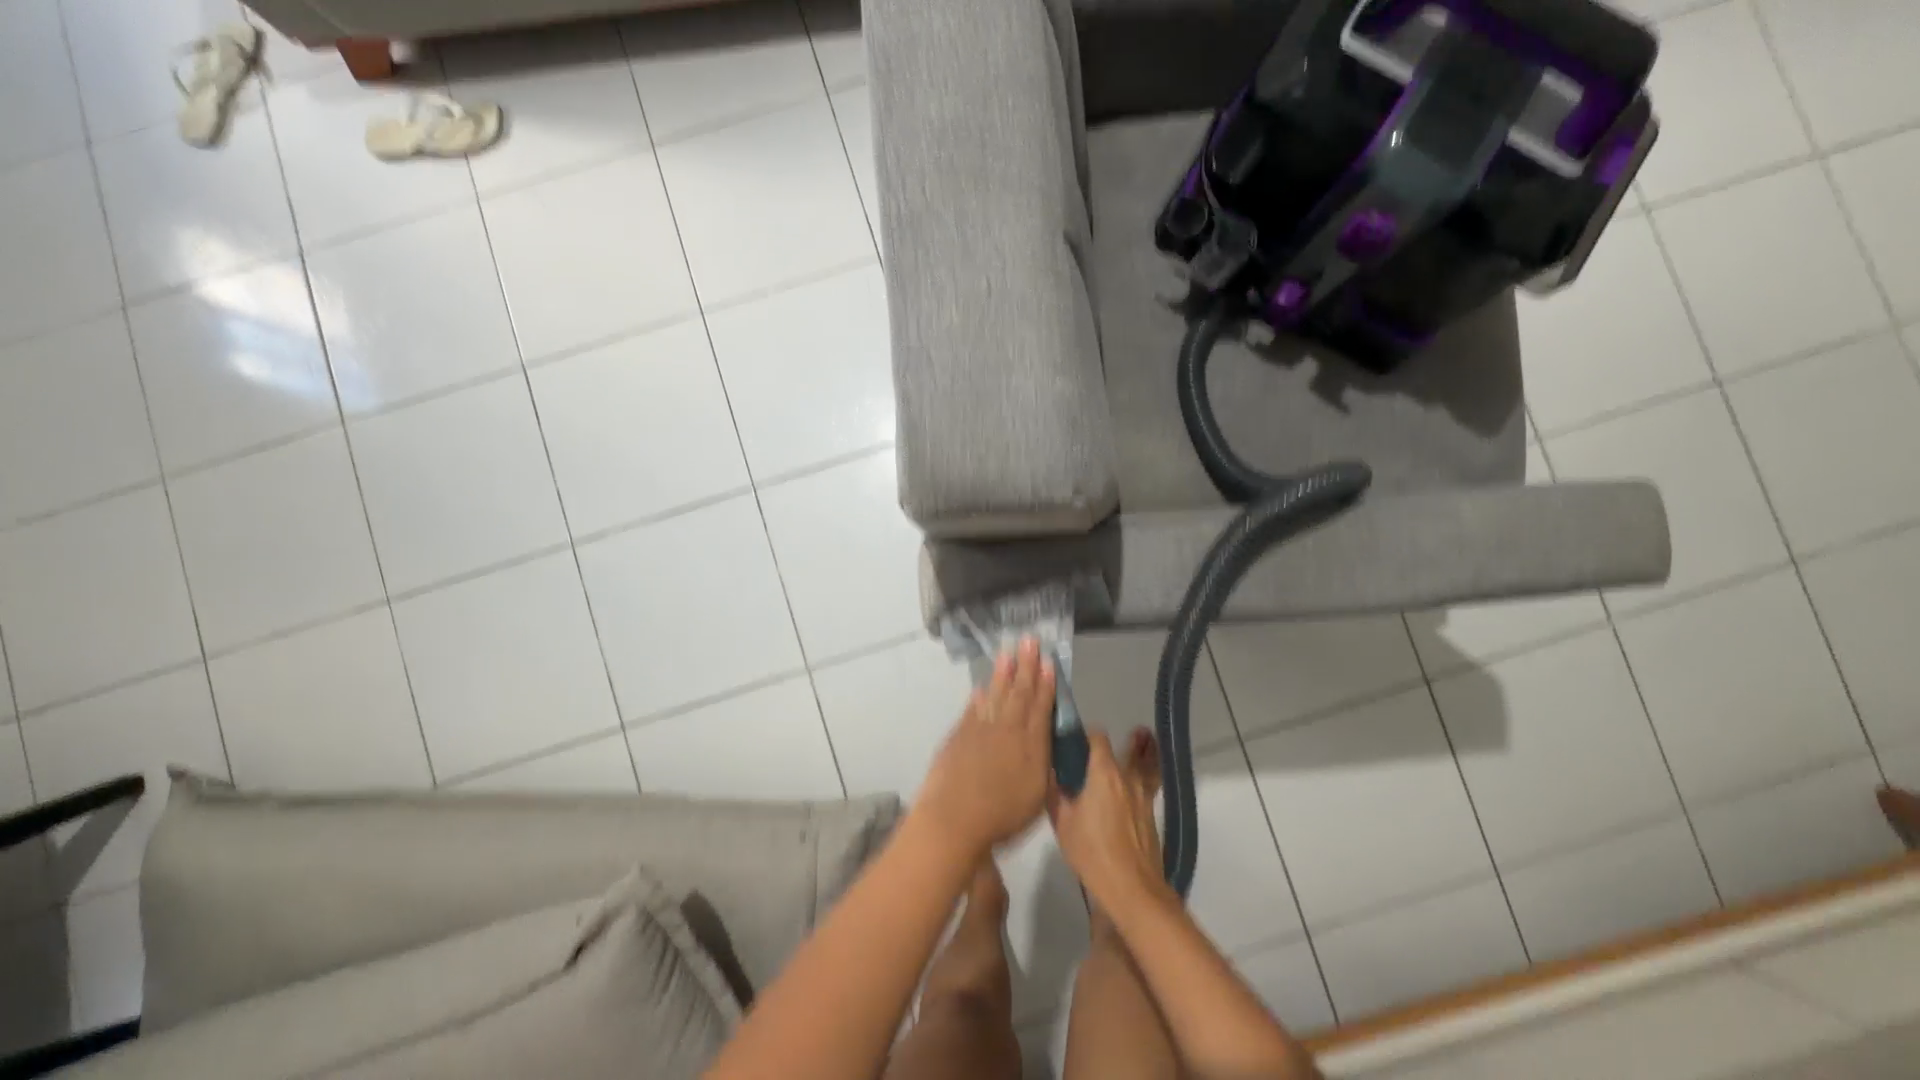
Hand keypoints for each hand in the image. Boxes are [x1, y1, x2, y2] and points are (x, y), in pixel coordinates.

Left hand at [914, 638, 1056, 859]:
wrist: (953, 820)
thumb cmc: (1002, 817)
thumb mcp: (1037, 797)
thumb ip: (1044, 767)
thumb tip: (1047, 744)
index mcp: (1031, 745)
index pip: (1041, 708)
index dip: (1046, 685)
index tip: (1048, 662)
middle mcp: (1007, 731)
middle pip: (1019, 694)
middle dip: (1026, 667)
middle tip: (1029, 641)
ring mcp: (979, 731)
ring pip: (994, 695)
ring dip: (1002, 674)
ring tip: (1007, 654)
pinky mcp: (958, 737)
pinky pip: (972, 710)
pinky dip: (978, 698)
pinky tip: (980, 688)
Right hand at [1048, 731, 1172, 919]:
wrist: (1131, 886)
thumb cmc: (1092, 851)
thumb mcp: (1063, 823)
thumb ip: (1056, 794)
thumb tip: (1053, 775)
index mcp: (1103, 773)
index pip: (1098, 738)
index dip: (1086, 736)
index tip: (1075, 742)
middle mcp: (1127, 778)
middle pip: (1130, 748)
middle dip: (1123, 741)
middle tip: (1111, 743)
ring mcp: (1144, 795)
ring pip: (1145, 765)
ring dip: (1141, 753)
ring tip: (1141, 741)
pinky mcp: (1152, 813)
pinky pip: (1149, 784)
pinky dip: (1146, 775)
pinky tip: (1139, 781)